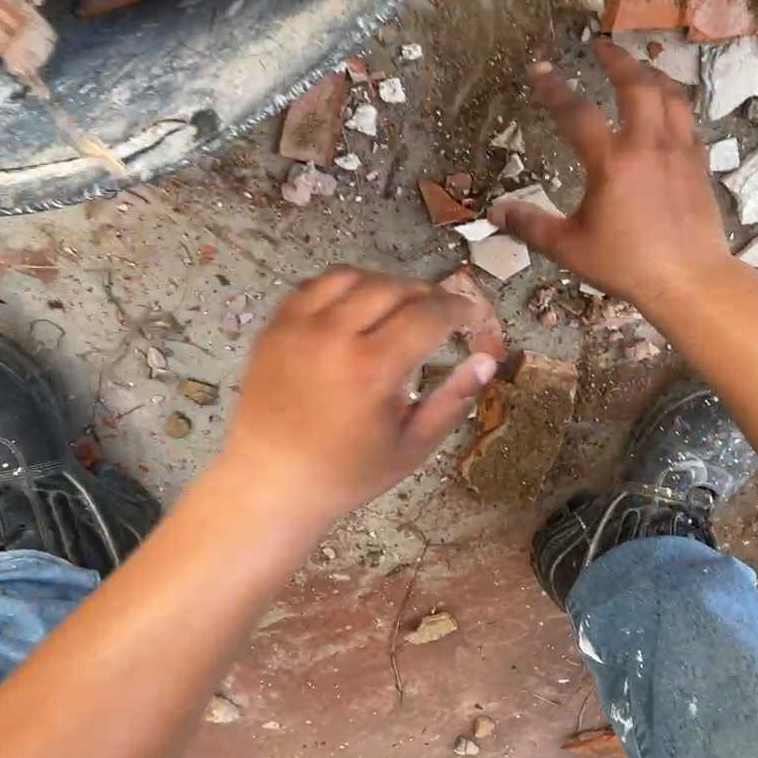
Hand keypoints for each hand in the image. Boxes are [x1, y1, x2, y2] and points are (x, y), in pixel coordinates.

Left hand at [218, 268, 497, 521]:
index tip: (469, 314)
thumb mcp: (412, 446)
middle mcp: (334, 337)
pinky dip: (343, 287)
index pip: (429, 314)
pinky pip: (315, 285)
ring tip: (400, 305)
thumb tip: (487, 361)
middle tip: (439, 312)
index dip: (458, 308)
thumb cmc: (347, 472)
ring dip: (385, 283)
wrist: (270, 481)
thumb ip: (453, 400)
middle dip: (427, 294)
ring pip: (353, 276)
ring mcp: (298, 326)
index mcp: (372, 369)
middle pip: (394, 287)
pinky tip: (355, 307)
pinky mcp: (275, 326)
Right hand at [490, 41, 736, 307]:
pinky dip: (674, 106)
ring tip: (638, 67)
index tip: (540, 67)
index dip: (554, 87)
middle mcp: (647, 145)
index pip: (576, 113)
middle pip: (636, 85)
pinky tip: (667, 112)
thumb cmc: (625, 264)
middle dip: (617, 60)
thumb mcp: (569, 248)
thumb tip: (496, 211)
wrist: (690, 280)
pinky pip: (688, 122)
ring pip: (671, 95)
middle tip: (600, 47)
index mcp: (611, 162)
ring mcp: (679, 152)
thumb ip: (531, 225)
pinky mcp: (699, 165)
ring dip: (652, 74)